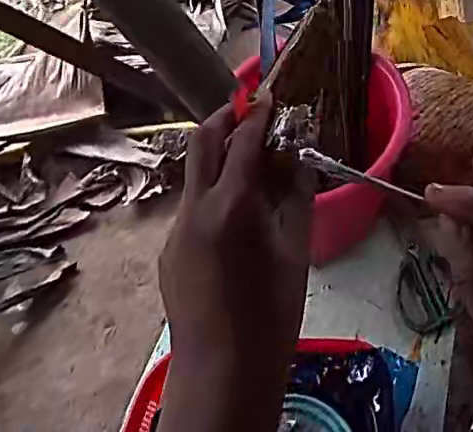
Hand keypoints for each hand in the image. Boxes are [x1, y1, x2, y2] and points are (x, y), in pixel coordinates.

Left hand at [157, 100, 314, 431]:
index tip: (270, 95)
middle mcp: (194, 210)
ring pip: (196, 173)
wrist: (222, 377)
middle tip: (252, 110)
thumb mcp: (296, 248)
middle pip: (202, 141)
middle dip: (226, 117)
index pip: (242, 140)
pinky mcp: (170, 249)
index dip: (258, 112)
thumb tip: (301, 155)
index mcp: (230, 207)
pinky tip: (241, 213)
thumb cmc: (271, 315)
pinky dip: (216, 190)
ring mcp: (176, 230)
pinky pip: (194, 203)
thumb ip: (298, 193)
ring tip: (256, 164)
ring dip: (222, 156)